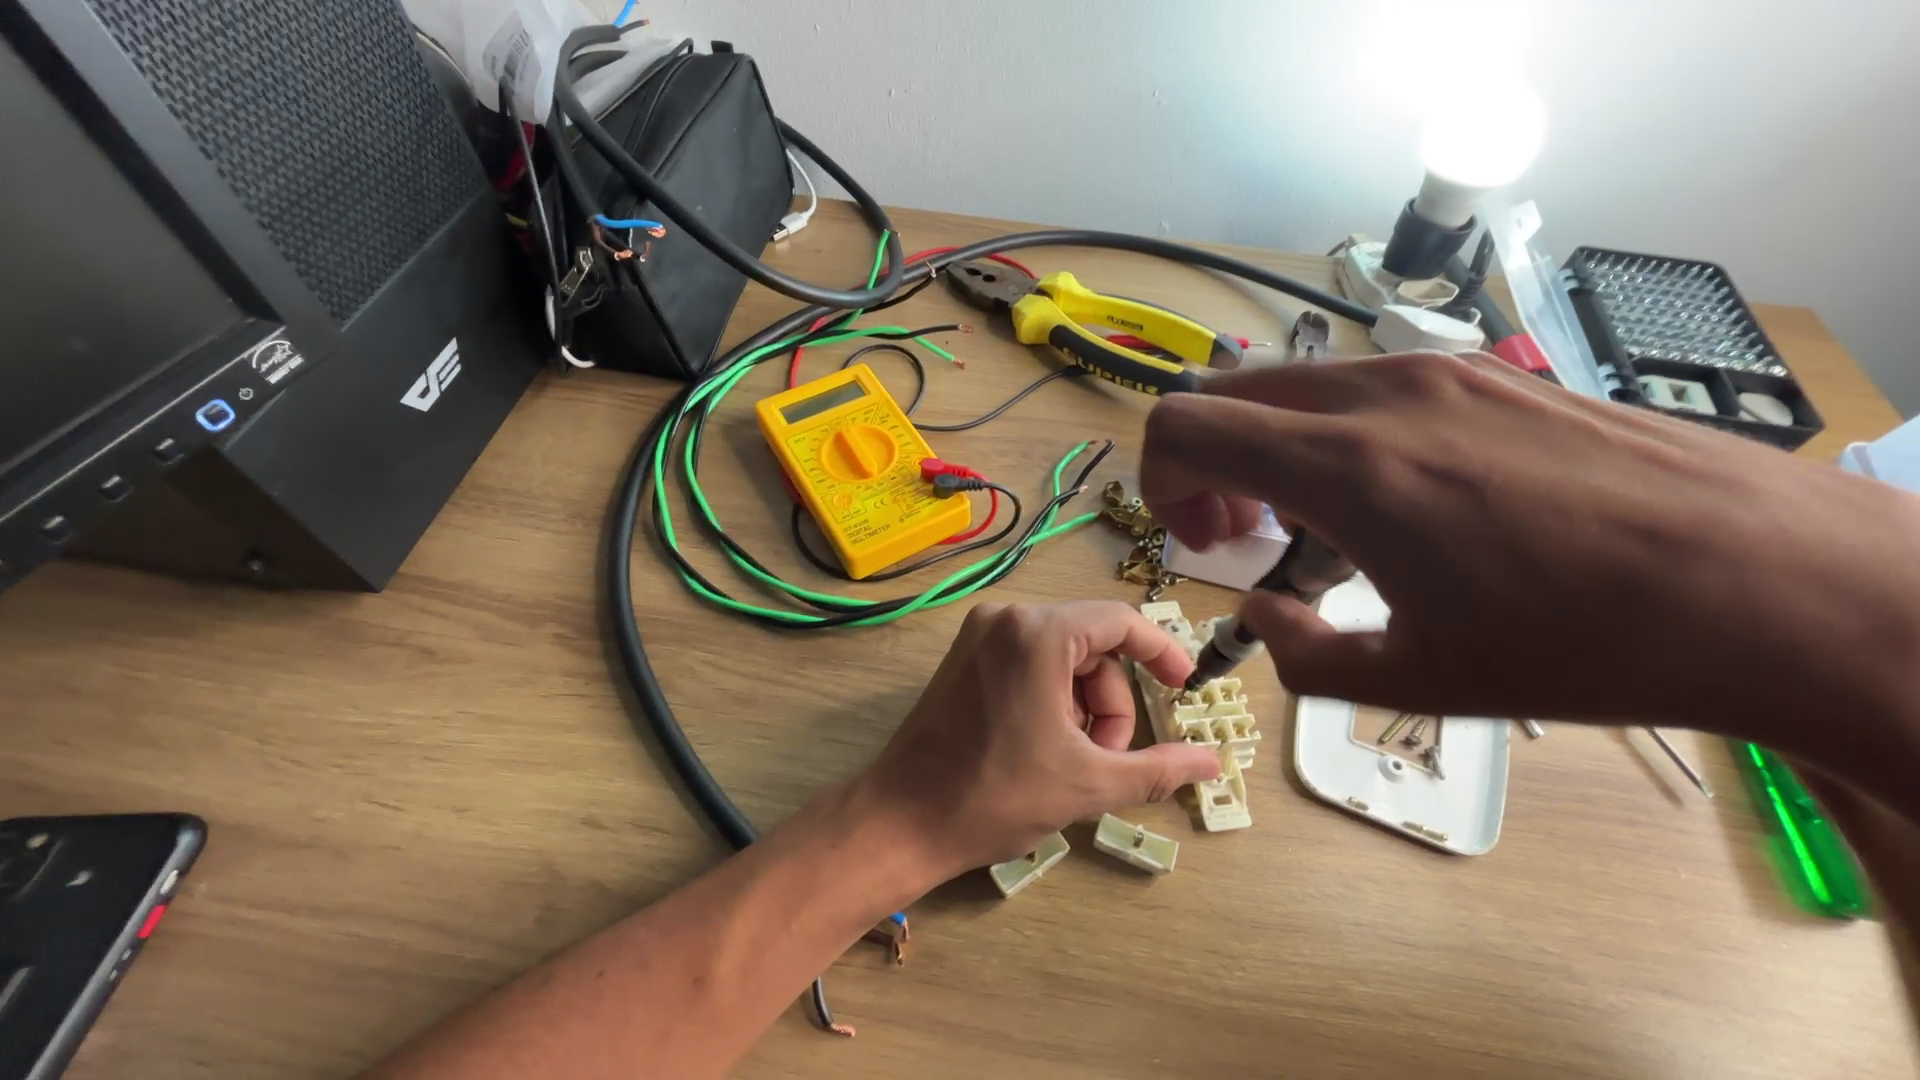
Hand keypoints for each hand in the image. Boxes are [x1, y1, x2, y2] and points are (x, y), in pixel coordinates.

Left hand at [855, 601, 1222, 876]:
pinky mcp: (963, 656)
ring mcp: (979, 634)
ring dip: (1083, 705)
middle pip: (1091, 643)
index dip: (1161, 653)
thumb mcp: (1088, 784)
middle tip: (1109, 756)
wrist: (902, 820)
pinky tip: (1044, 744)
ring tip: (1073, 759)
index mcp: (1038, 634)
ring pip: (1061, 656)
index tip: (1184, 687)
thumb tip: (1212, 761)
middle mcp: (1006, 618)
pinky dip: (1051, 697)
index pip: (1120, 622)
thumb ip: (1158, 768)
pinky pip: (1029, 661)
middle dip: (1112, 700)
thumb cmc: (996, 796)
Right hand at [1139, 352, 1919, 766]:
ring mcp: (1441, 374)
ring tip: (1322, 519)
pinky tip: (1398, 498)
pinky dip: (1333, 433)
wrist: (1781, 586)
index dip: (1160, 480)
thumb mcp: (1416, 678)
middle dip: (1207, 463)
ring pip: (1295, 387)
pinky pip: (1365, 388)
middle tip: (1244, 532)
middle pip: (1228, 394)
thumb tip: (1260, 610)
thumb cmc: (1585, 643)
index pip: (1185, 425)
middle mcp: (1379, 395)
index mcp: (1345, 467)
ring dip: (1270, 447)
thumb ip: (1300, 651)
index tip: (1201, 537)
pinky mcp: (1491, 376)